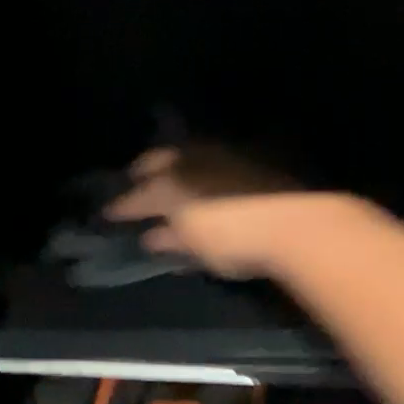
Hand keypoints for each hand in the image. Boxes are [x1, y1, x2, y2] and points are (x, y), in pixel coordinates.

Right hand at [105, 145, 362, 278]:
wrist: (295, 223)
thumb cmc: (236, 241)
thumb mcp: (198, 248)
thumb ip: (172, 240)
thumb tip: (151, 237)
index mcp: (169, 185)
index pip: (135, 196)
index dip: (121, 207)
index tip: (107, 214)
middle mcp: (190, 161)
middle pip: (158, 161)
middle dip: (143, 172)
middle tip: (136, 183)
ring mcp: (221, 155)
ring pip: (185, 154)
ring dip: (173, 165)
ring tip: (169, 180)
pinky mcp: (249, 159)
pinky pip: (212, 159)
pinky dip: (200, 168)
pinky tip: (204, 180)